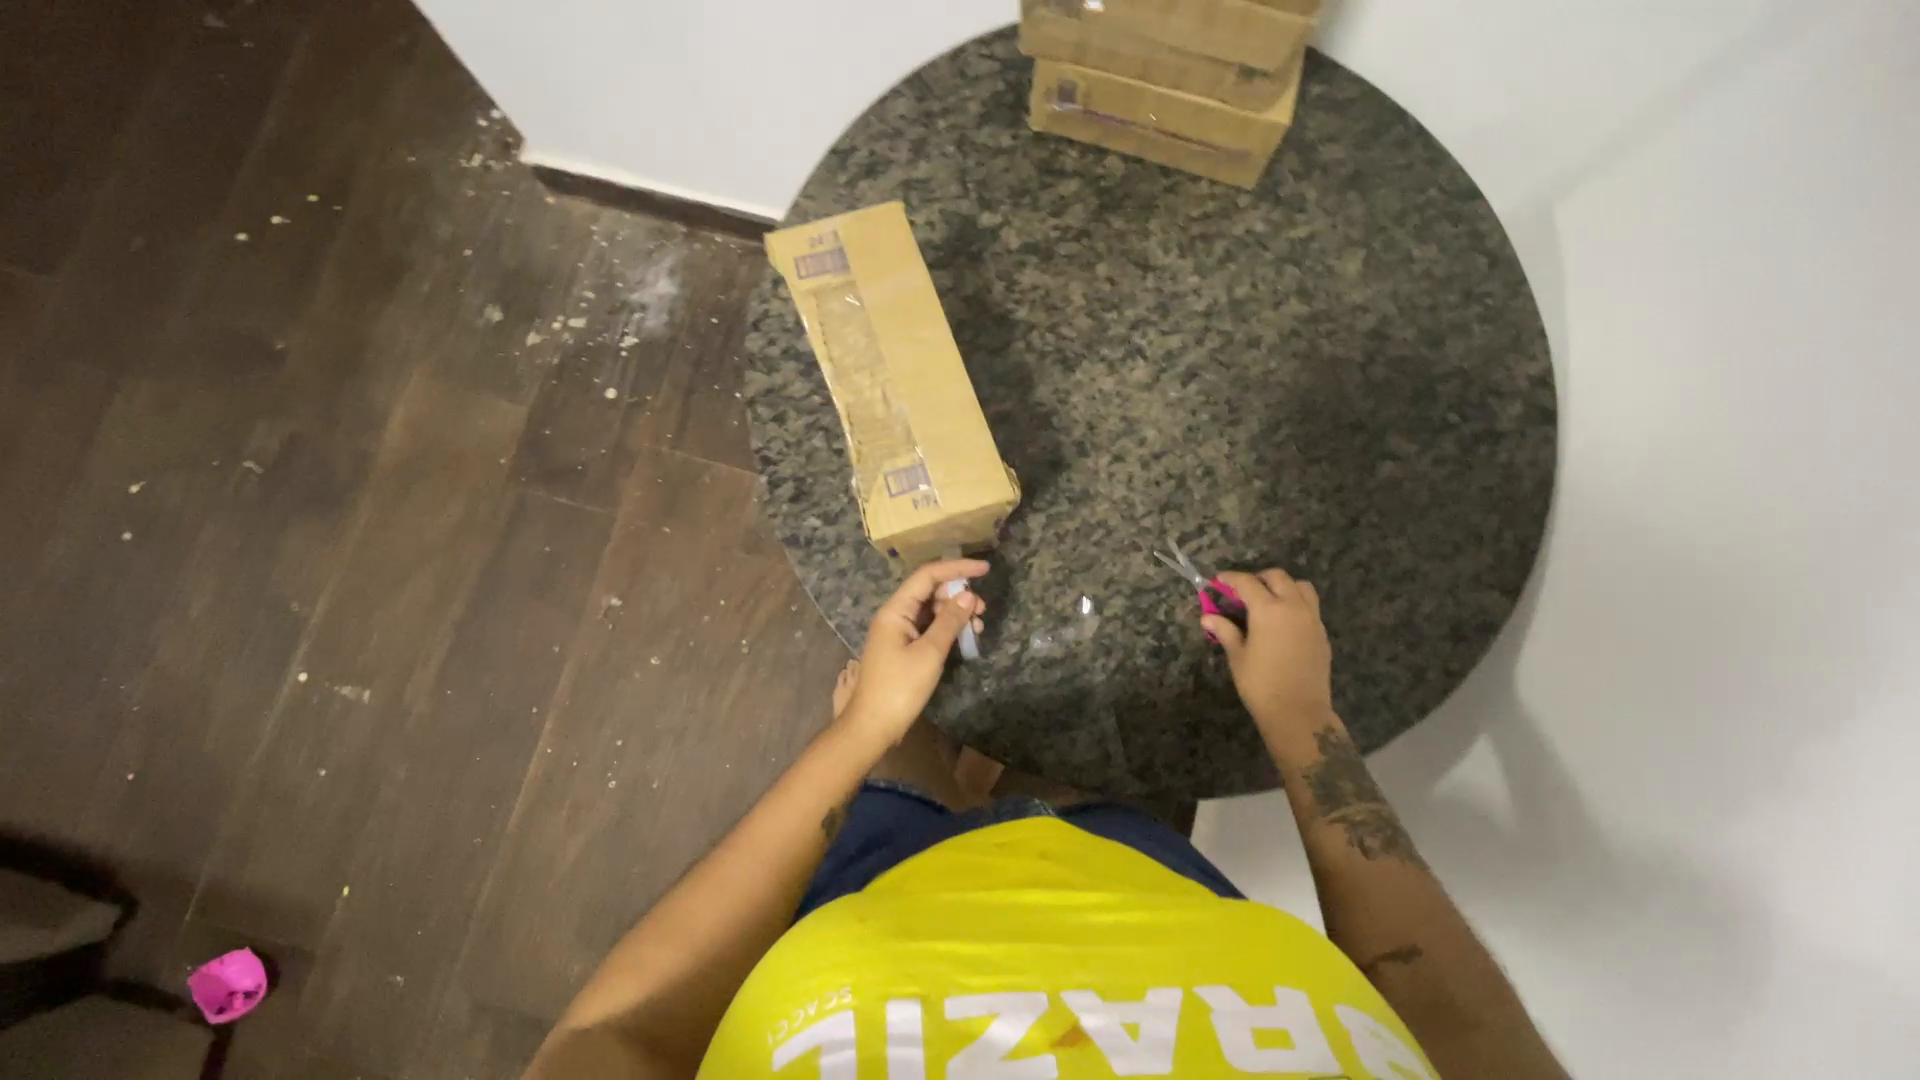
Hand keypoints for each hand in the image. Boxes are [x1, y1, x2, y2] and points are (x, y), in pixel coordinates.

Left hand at [837, 558, 987, 745]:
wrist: (872, 726)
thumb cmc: (899, 688)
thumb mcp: (929, 653)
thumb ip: (949, 622)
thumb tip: (968, 596)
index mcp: (895, 611)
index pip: (928, 576)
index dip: (957, 568)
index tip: (985, 569)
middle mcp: (895, 616)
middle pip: (930, 592)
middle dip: (958, 595)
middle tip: (983, 611)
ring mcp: (898, 633)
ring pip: (931, 611)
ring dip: (955, 614)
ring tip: (977, 628)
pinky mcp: (903, 650)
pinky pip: (928, 629)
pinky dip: (947, 629)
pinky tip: (964, 639)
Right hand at [1205, 568, 1333, 734]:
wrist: (1298, 712)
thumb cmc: (1261, 685)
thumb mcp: (1238, 656)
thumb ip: (1225, 631)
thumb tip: (1208, 617)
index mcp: (1268, 610)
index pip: (1247, 583)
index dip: (1231, 578)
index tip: (1218, 580)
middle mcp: (1293, 607)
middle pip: (1278, 577)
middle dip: (1258, 578)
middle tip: (1242, 591)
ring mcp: (1312, 619)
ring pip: (1301, 587)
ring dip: (1283, 586)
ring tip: (1268, 600)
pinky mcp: (1322, 633)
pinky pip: (1310, 606)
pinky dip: (1296, 603)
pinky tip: (1283, 621)